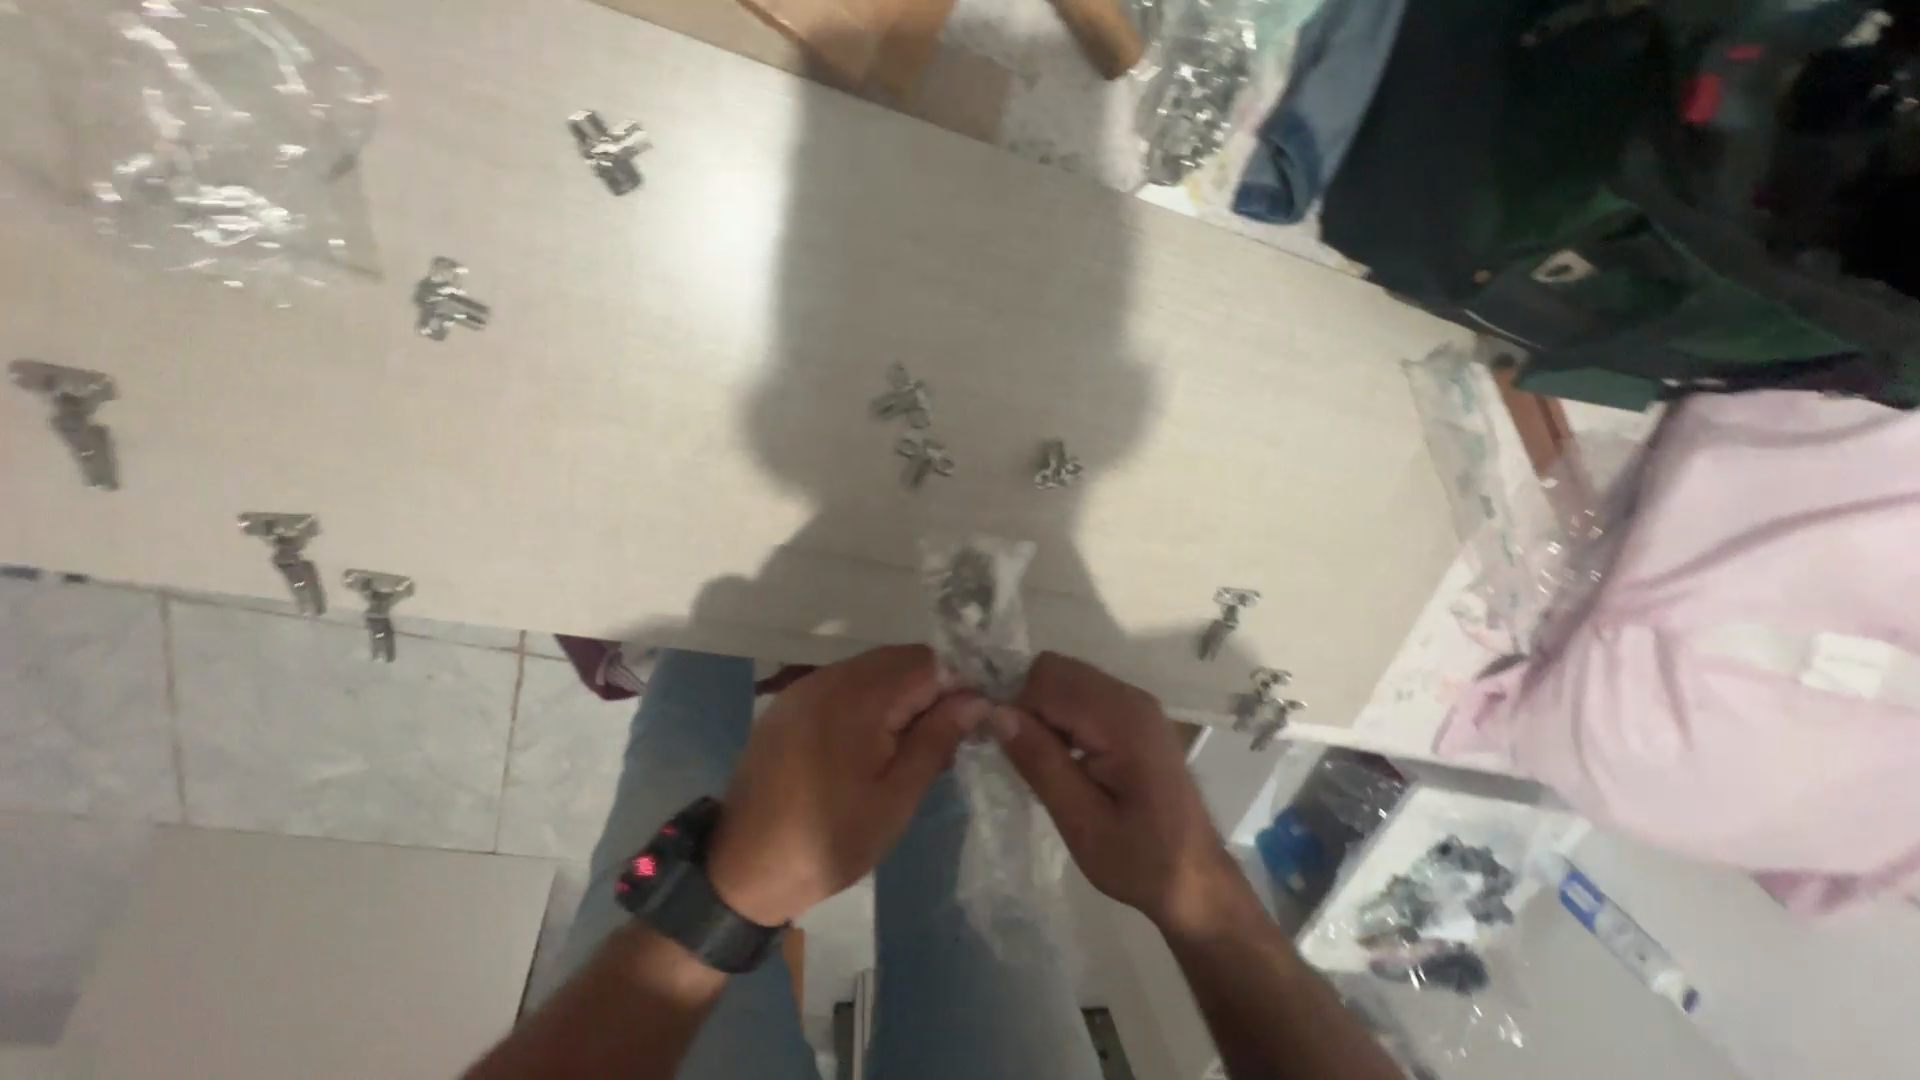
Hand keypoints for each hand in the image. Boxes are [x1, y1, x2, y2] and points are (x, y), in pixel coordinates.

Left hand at [705, 645, 984, 925]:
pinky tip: (872, 745)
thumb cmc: (828, 841)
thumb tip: (976, 699)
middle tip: (942, 742)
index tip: (972, 724)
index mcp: (857, 698)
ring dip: (900, 696)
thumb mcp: (895, 799)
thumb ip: (936, 740)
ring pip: (872, 670)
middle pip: (899, 659)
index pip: (928, 663)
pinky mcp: (788, 705)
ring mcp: (803, 689)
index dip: (958, 687)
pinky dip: (869, 702)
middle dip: (930, 690)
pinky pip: (844, 685)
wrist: (741, 870)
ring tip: (909, 749)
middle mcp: (828, 678)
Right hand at [995, 652, 1237, 933]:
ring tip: (1050, 764)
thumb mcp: (1082, 824)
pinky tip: (1069, 759)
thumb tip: (996, 713)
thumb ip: (1041, 763)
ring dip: (1044, 712)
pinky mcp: (1135, 715)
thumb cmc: (1140, 860)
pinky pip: (1082, 694)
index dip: (1018, 710)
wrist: (1196, 879)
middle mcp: (1131, 698)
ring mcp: (1136, 703)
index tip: (1015, 756)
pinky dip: (1062, 717)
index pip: (1046, 680)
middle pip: (1055, 669)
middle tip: (1031, 761)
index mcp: (1122, 720)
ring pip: (1066, 678)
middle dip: (1029, 706)